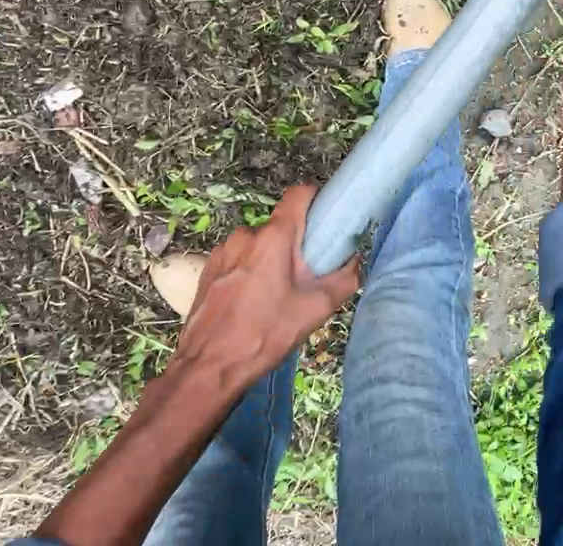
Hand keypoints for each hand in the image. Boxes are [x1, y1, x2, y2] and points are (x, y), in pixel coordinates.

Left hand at [170, 183, 359, 382]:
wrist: (208, 368)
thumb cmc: (265, 333)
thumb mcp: (316, 309)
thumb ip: (345, 279)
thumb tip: (355, 263)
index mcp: (274, 236)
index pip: (298, 194)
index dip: (315, 198)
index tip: (325, 217)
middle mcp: (246, 235)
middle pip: (280, 226)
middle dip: (293, 244)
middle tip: (302, 275)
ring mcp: (223, 251)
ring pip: (258, 244)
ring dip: (269, 260)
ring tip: (273, 294)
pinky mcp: (207, 269)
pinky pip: (238, 259)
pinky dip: (248, 271)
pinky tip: (249, 302)